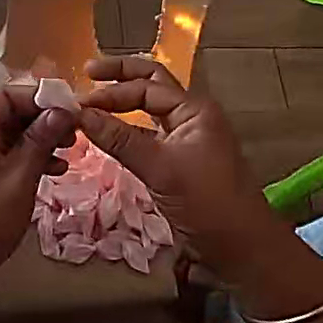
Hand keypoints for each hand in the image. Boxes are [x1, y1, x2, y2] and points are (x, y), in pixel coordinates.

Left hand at [0, 87, 76, 297]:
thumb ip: (39, 141)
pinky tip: (55, 169)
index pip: (5, 96)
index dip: (39, 97)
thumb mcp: (17, 181)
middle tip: (75, 132)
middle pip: (8, 113)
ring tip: (70, 151)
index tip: (71, 108)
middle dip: (43, 119)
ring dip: (39, 139)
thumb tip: (63, 110)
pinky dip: (28, 158)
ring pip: (9, 134)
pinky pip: (4, 155)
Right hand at [76, 55, 293, 284]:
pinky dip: (126, 128)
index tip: (79, 103)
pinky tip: (107, 132)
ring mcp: (186, 138)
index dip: (111, 92)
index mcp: (194, 109)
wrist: (243, 250)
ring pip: (150, 108)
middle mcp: (190, 116)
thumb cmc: (208, 203)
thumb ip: (119, 139)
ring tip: (93, 100)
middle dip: (120, 76)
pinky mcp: (178, 160)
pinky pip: (148, 133)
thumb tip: (80, 114)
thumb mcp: (160, 168)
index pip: (146, 87)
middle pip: (152, 83)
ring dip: (123, 101)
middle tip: (87, 72)